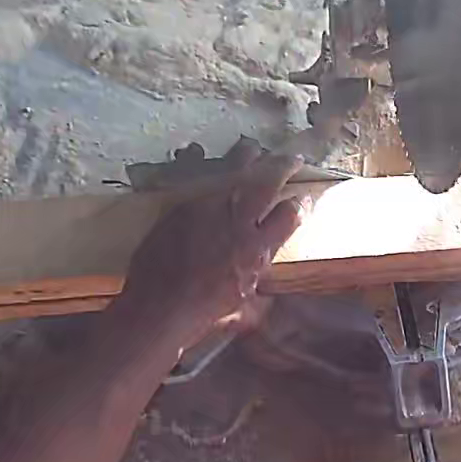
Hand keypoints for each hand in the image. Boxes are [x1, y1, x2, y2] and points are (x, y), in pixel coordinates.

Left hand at [97, 139, 304, 380]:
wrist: (157, 307)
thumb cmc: (205, 314)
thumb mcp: (244, 306)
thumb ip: (259, 290)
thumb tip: (266, 297)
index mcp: (257, 248)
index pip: (289, 215)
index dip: (300, 205)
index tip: (303, 199)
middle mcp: (236, 223)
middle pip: (266, 183)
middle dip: (283, 167)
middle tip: (294, 158)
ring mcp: (206, 211)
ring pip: (232, 174)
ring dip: (246, 158)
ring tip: (253, 147)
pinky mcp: (181, 209)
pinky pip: (199, 183)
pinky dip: (208, 171)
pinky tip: (208, 164)